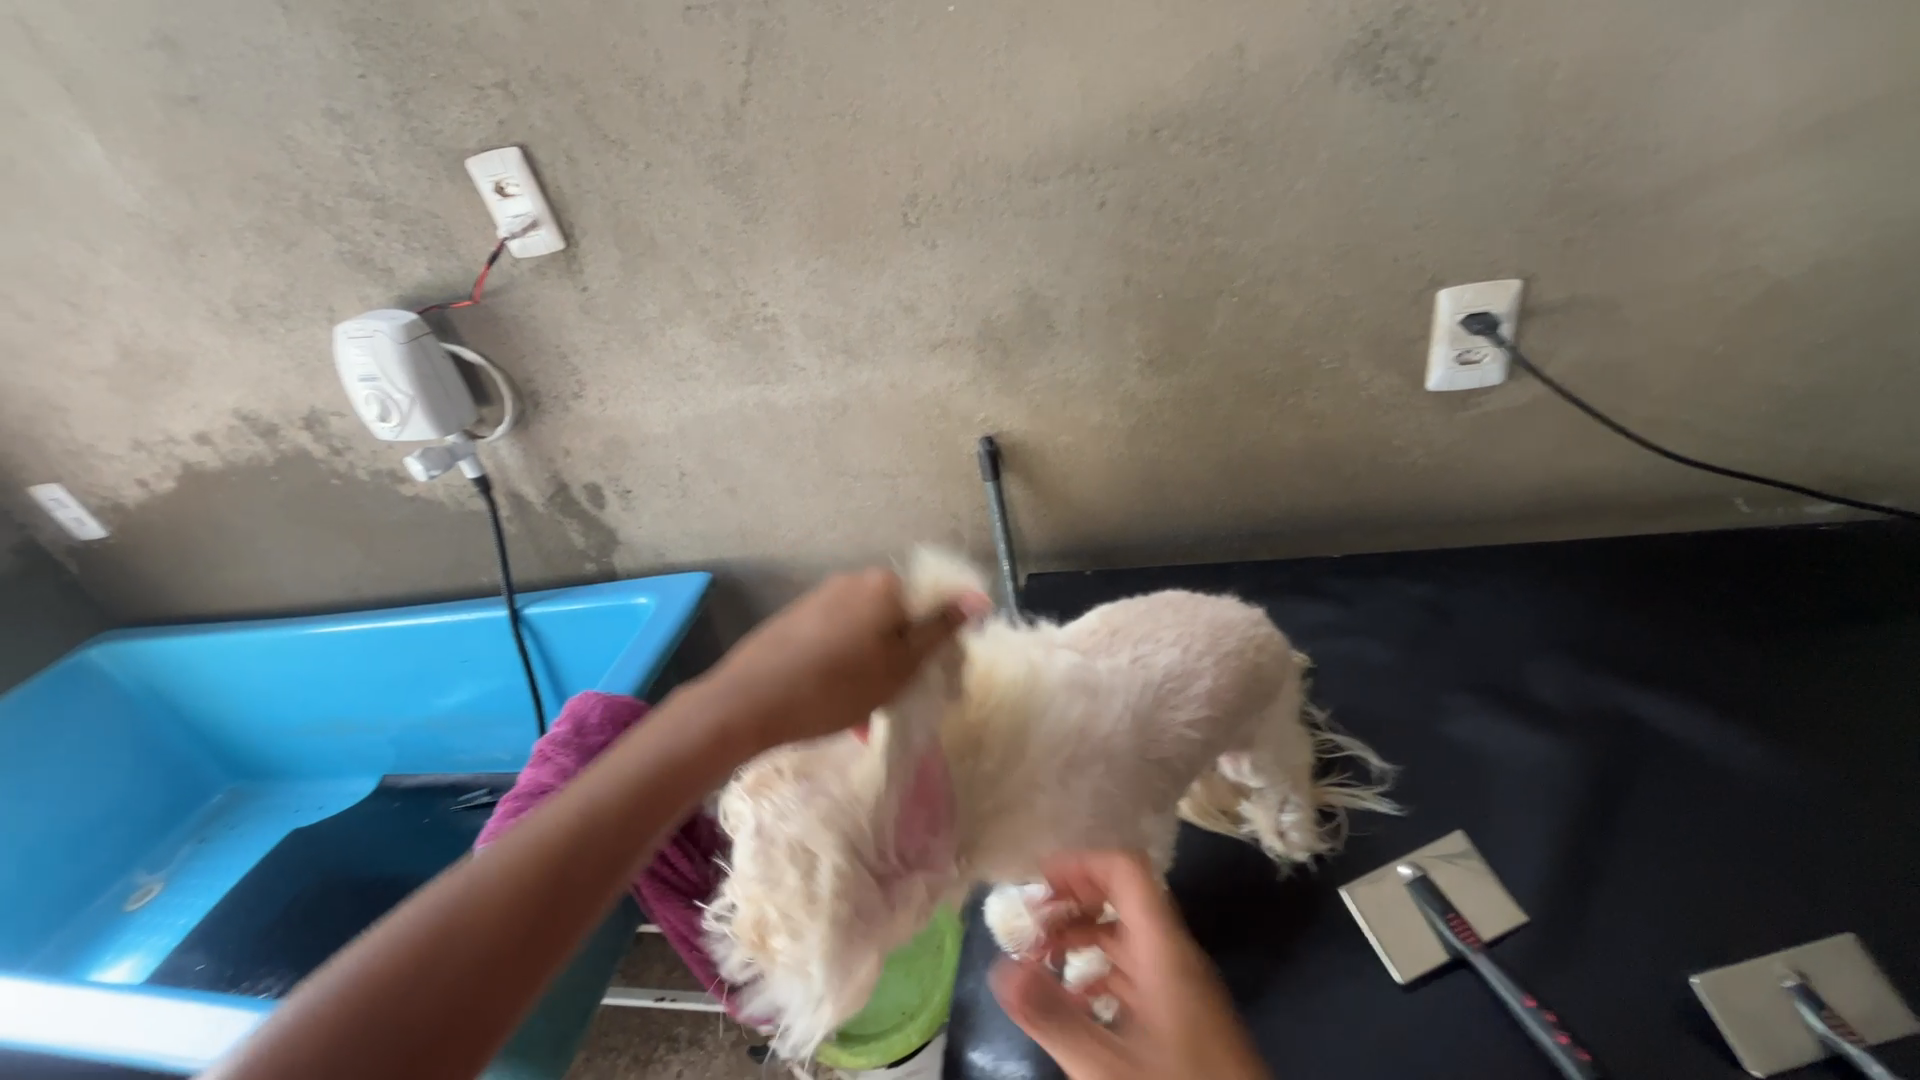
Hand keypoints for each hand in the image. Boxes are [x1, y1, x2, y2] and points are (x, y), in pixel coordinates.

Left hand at [698, 567, 987, 750]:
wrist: (746, 703)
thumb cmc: (835, 687)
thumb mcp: (900, 666)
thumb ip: (940, 630)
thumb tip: (978, 597)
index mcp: (885, 585)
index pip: (936, 602)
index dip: (943, 642)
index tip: (940, 679)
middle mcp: (854, 580)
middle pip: (900, 617)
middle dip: (908, 657)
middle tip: (904, 698)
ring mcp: (821, 597)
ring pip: (869, 632)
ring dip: (878, 667)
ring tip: (868, 711)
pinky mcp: (797, 618)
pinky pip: (840, 639)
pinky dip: (849, 666)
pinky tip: (839, 702)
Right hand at [990, 852, 1270, 1079]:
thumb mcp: (1108, 1067)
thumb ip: (1053, 1016)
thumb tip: (999, 968)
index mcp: (1164, 948)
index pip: (1125, 870)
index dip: (1079, 865)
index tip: (1036, 885)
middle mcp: (1175, 954)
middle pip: (1122, 898)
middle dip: (1070, 904)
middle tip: (1028, 927)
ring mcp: (1182, 984)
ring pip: (1127, 936)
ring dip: (1080, 938)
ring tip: (1038, 961)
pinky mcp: (1183, 1013)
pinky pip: (1136, 971)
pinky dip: (1098, 973)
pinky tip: (1071, 1003)